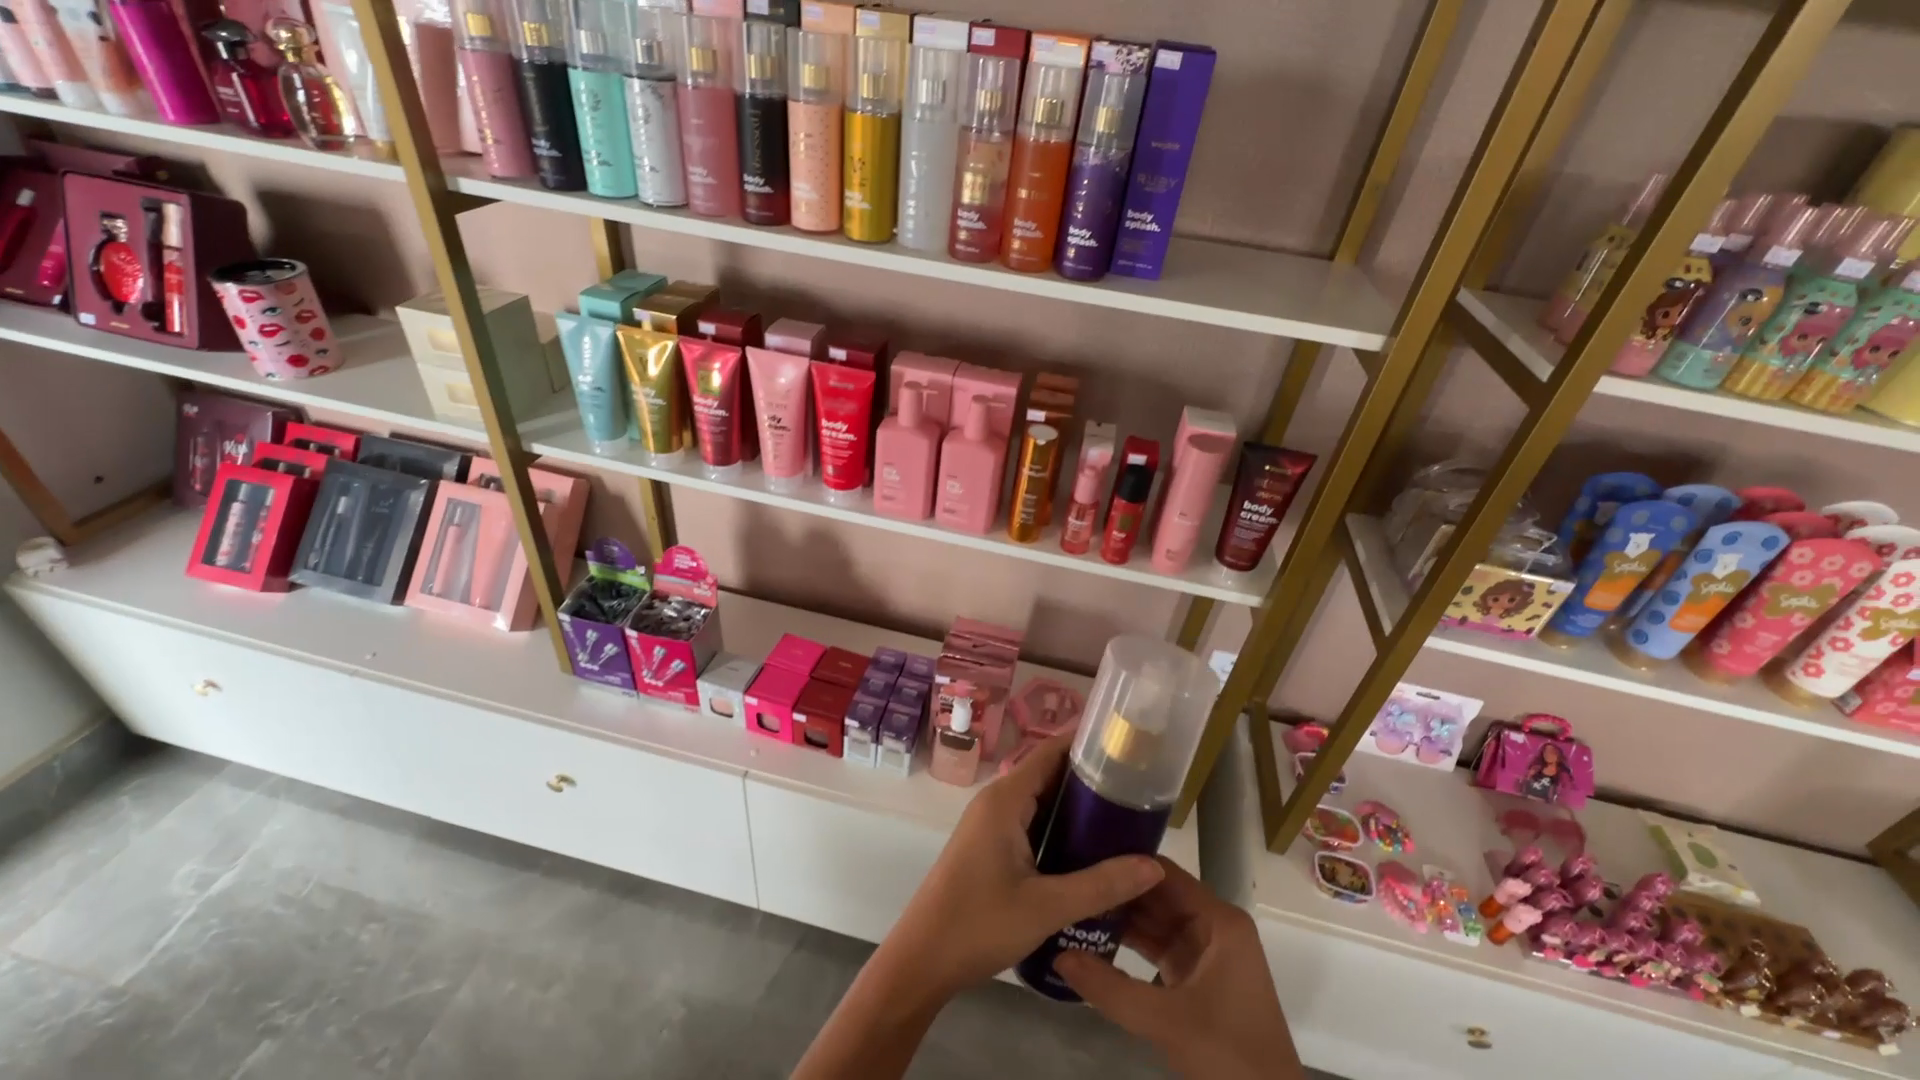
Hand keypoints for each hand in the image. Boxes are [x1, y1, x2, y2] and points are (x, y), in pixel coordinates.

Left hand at [884, 736, 1164, 999]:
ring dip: (1079, 809)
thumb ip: (1102, 884)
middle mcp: (996, 803)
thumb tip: (1155, 865)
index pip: (1051, 751)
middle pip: (1050, 774)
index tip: (1132, 746)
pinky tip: (1093, 853)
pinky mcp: (990, 849)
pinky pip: (1033, 825)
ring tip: (1129, 820)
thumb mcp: (1047, 907)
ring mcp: (990, 826)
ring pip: (1042, 803)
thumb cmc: (978, 926)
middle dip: (1093, 780)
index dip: (1089, 743)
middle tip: (1143, 791)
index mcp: (1005, 800)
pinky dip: (1062, 830)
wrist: (921, 962)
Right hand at [1056, 859, 1303, 1079]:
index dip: (1122, 862)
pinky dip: (1126, 945)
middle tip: (1064, 881)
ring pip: (1153, 921)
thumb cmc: (1229, 1052)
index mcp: (1218, 920)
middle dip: (1113, 890)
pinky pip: (1155, 947)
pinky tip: (1090, 941)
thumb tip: (1057, 954)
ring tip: (1068, 906)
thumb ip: (1110, 988)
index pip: (1162, 873)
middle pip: (1155, 894)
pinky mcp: (1194, 976)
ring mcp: (1205, 951)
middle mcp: (1213, 925)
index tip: (1078, 857)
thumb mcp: (1166, 1021)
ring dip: (1116, 918)